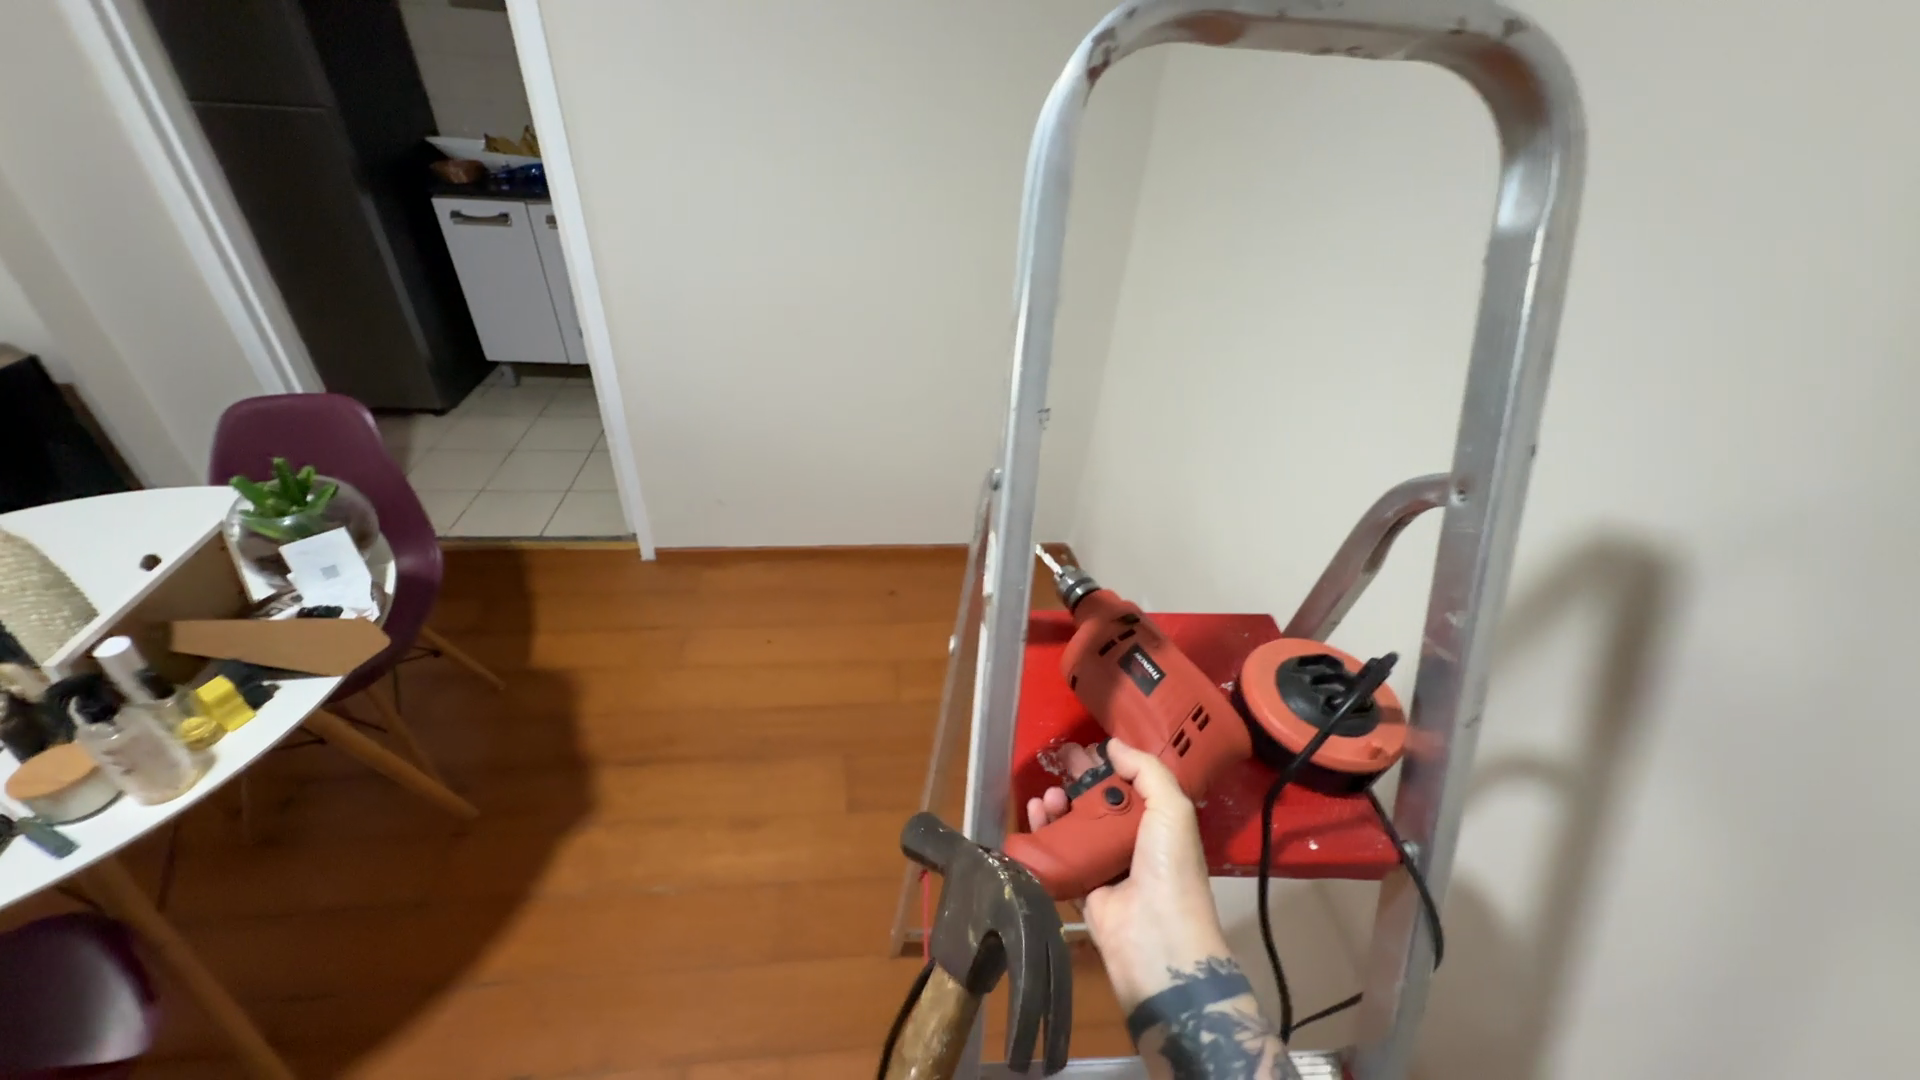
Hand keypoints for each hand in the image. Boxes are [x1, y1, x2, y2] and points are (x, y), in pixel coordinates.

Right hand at [1027, 739, 1230, 1010]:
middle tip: (1059, 758)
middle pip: (1097, 802)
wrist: (1156, 938)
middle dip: (1079, 778)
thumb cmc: (1169, 868)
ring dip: (1059, 803)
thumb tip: (1115, 745)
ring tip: (1050, 793)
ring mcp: (1104, 864)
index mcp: (1157, 824)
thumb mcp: (1172, 809)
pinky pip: (1057, 852)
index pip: (1129, 786)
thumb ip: (1147, 771)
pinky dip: (1043, 831)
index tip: (1087, 747)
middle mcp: (1131, 842)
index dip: (1108, 765)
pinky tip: (1035, 812)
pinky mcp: (1079, 885)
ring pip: (1074, 825)